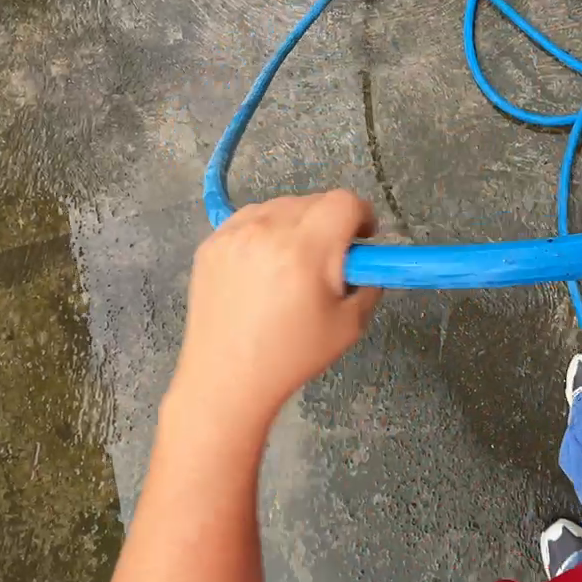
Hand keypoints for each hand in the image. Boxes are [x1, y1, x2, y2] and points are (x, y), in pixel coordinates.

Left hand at [169, 191, 381, 434]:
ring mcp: (234, 234)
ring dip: (299, 223)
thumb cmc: (292, 356)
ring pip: (282, 205)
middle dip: (332, 223)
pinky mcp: (212, 243)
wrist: (226, 380)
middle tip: (330, 260)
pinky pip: (251, 218)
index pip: (344, 202)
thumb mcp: (350, 325)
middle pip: (315, 201)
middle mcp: (267, 231)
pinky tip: (265, 263)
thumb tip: (369, 262)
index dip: (362, 216)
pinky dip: (267, 230)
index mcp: (306, 250)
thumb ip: (369, 284)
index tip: (362, 240)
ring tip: (294, 262)